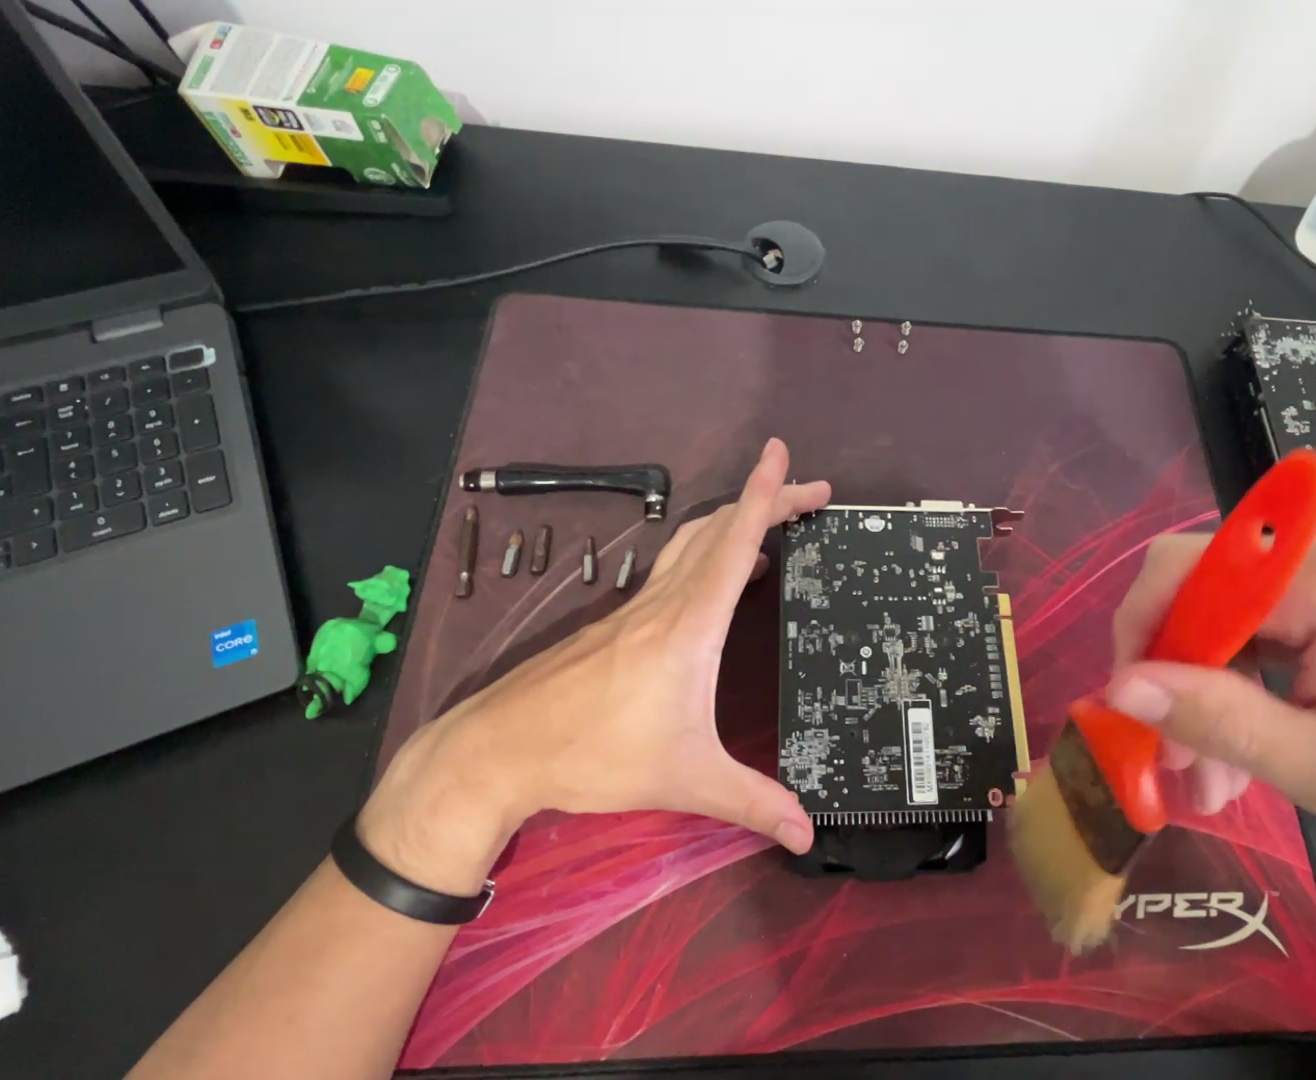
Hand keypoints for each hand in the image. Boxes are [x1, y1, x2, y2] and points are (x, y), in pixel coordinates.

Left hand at [358, 438, 828, 893]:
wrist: (500, 750)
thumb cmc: (594, 756)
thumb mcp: (684, 781)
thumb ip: (752, 803)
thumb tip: (808, 835)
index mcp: (687, 628)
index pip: (733, 545)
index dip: (764, 496)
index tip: (783, 453)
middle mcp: (664, 604)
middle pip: (720, 530)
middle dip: (769, 500)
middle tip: (815, 492)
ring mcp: (638, 608)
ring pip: (694, 542)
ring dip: (737, 521)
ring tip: (779, 521)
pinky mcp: (621, 622)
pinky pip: (677, 567)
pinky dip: (710, 550)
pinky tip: (725, 575)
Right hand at [1104, 505, 1315, 853]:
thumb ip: (1219, 721)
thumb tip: (1119, 689)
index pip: (1187, 570)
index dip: (1146, 636)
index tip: (1142, 716)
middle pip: (1193, 578)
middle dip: (1172, 668)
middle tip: (1177, 758)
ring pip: (1210, 596)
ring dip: (1197, 677)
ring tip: (1211, 768)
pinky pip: (1243, 604)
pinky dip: (1229, 666)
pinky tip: (1241, 728)